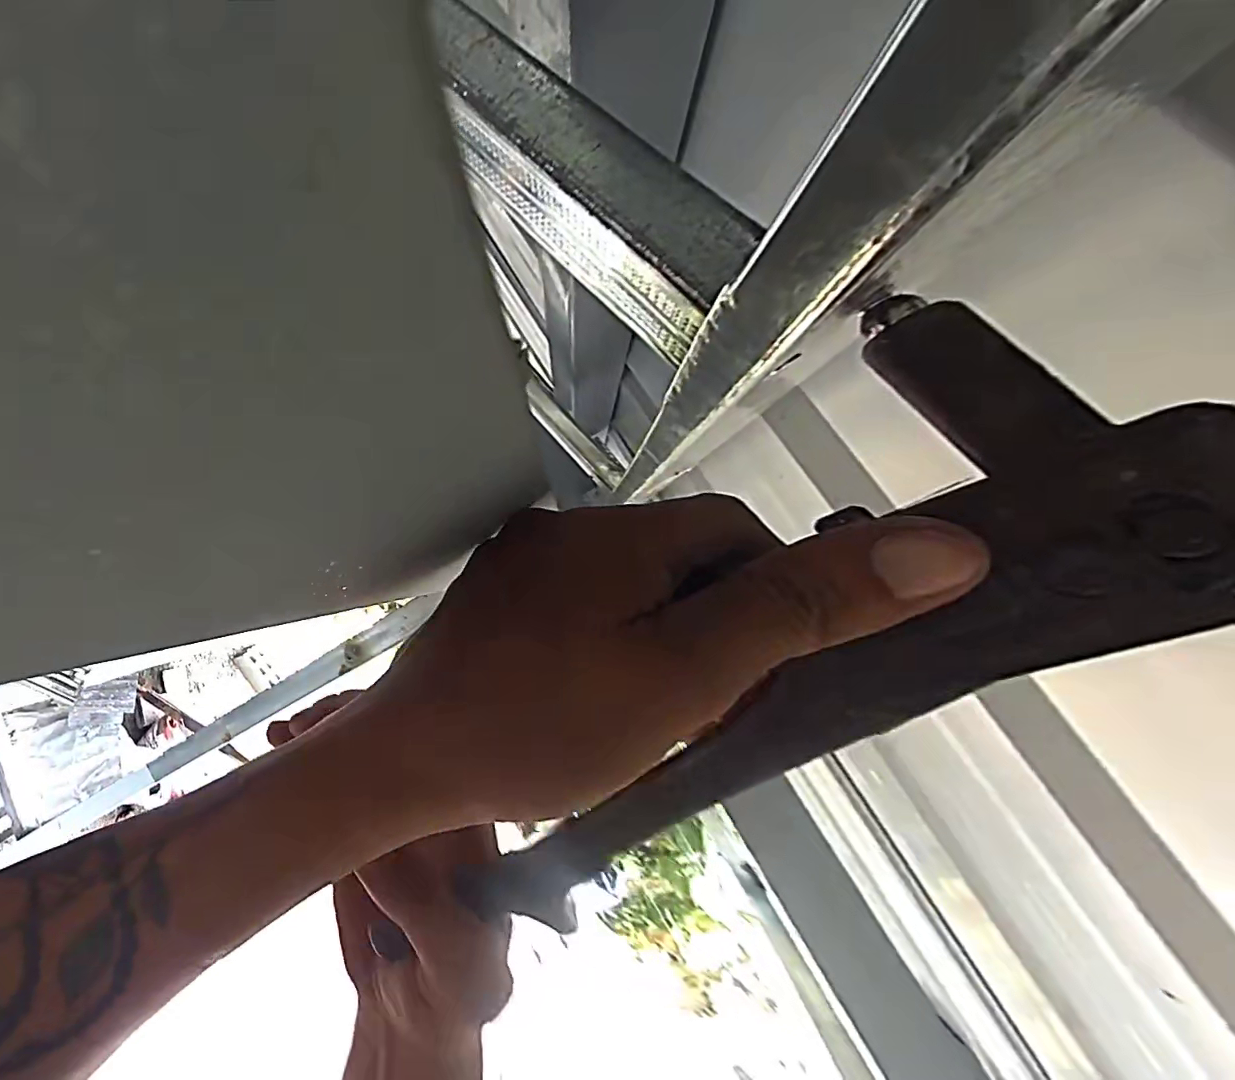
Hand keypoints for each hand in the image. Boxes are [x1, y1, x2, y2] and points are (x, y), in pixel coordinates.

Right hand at [270, 693, 509, 1061]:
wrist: (409, 1014)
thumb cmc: (456, 993)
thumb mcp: (462, 973)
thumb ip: (432, 920)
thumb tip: (376, 862)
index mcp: (470, 827)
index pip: (441, 756)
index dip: (401, 730)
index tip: (355, 728)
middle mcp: (430, 807)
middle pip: (394, 737)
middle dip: (350, 718)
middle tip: (306, 726)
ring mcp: (387, 814)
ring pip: (355, 751)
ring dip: (321, 731)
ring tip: (286, 733)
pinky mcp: (350, 831)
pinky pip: (325, 785)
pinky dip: (301, 762)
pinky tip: (279, 746)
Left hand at [331, 496, 989, 828]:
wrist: (405, 760)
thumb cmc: (538, 726)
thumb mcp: (685, 674)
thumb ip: (798, 607)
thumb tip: (939, 543)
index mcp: (610, 531)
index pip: (737, 533)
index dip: (771, 599)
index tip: (757, 672)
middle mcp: (556, 530)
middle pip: (677, 563)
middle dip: (707, 630)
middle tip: (691, 709)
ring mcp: (513, 566)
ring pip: (623, 591)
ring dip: (652, 645)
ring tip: (633, 718)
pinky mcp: (488, 603)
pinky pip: (570, 611)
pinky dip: (598, 649)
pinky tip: (583, 705)